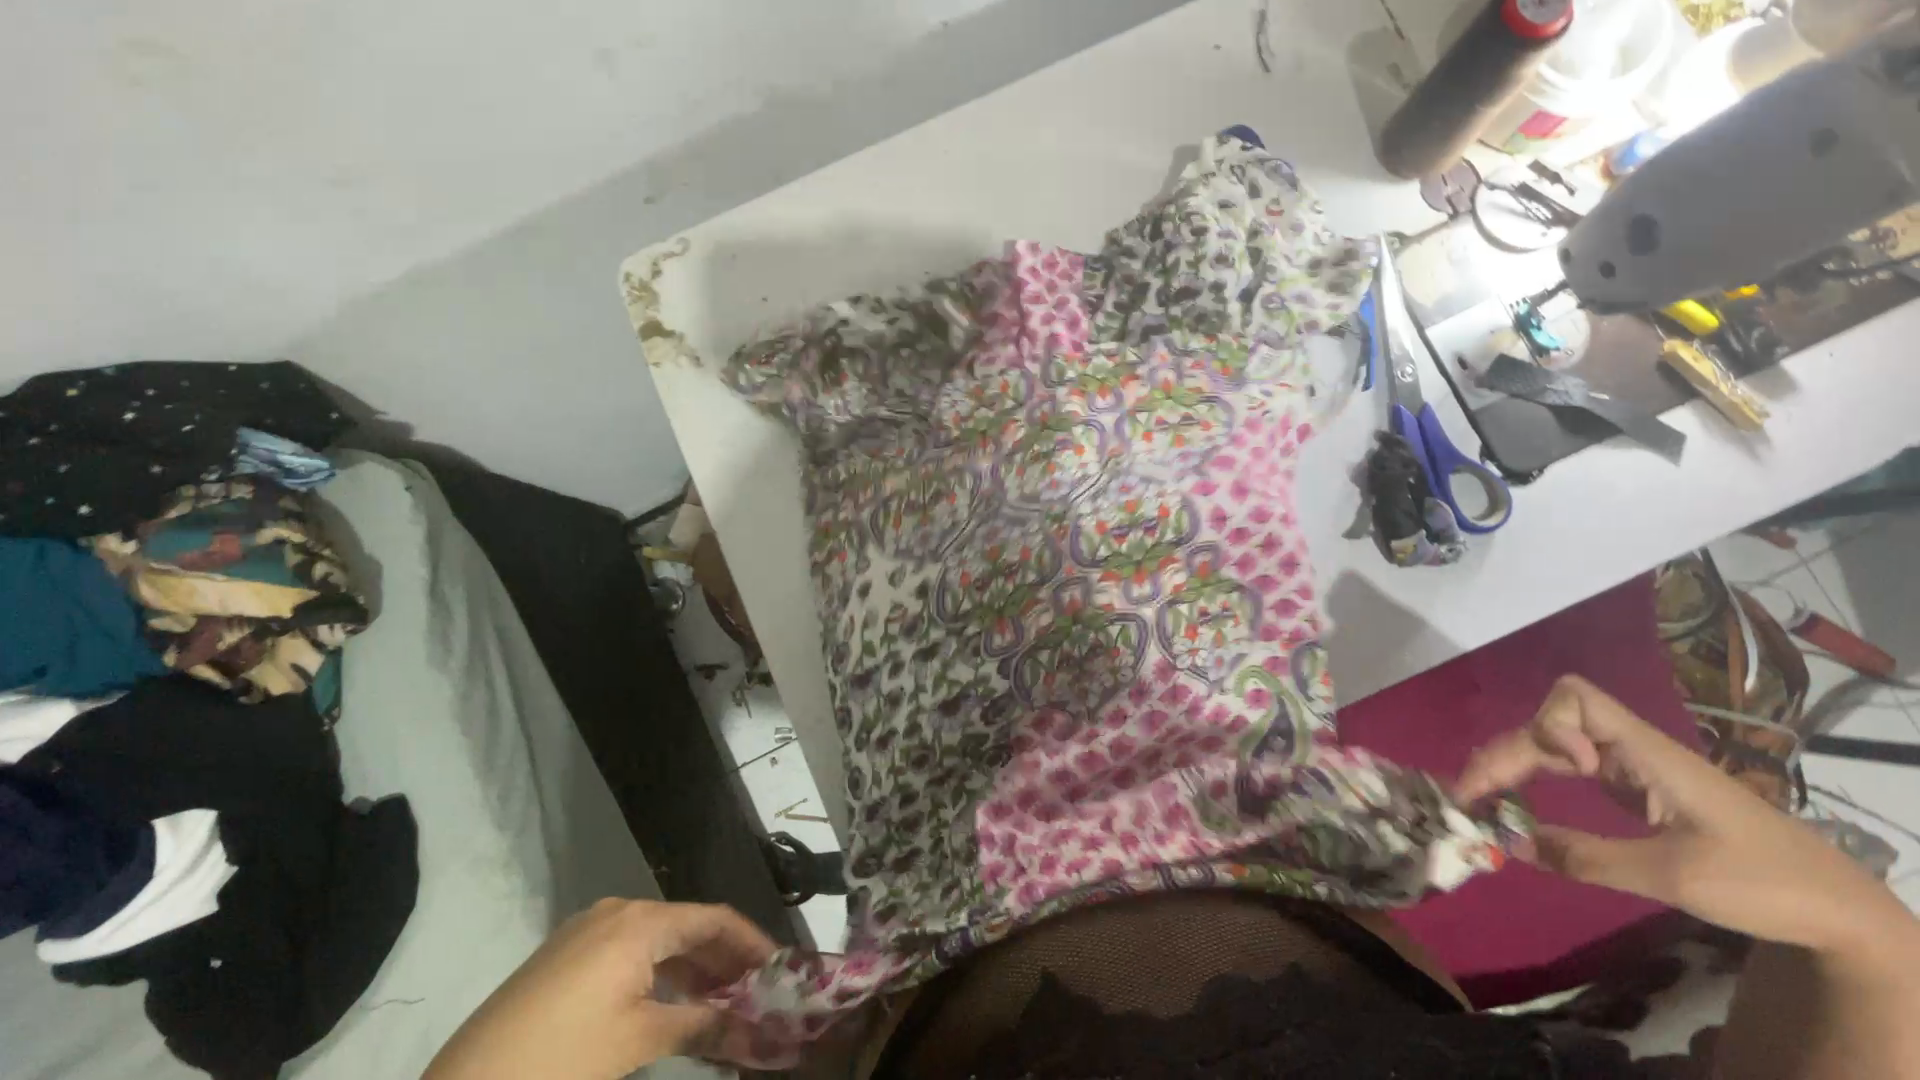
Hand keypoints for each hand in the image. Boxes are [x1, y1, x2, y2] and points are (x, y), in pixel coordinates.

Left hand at [424, 899, 775, 1079]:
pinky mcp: (565, 956)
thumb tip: (760, 1034)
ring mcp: (586, 931)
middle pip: (687, 926)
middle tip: (760, 993)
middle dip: (726, 959)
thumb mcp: (641, 1040)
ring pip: (659, 940)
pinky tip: (675, 1005)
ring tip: (726, 1003)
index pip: (714, 918)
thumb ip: (705, 1027)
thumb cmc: (563, 1056)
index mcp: (639, 921)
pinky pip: (631, 952)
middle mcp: (616, 912)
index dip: (753, 942)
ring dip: (695, 969)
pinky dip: (661, 975)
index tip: (783, 971)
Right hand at [1454, 675, 1917, 956]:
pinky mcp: (1632, 792)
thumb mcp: (1673, 876)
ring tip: (1483, 804)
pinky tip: (1521, 809)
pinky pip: (1567, 770)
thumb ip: (1585, 857)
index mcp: (1648, 753)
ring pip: (1552, 745)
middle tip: (1469, 800)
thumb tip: (1508, 842)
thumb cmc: (1763, 882)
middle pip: (1549, 725)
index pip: (1576, 698)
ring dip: (1513, 766)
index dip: (1550, 724)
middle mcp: (1632, 751)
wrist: (1838, 910)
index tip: (1565, 773)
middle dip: (1504, 754)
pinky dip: (1534, 783)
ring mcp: (1631, 770)